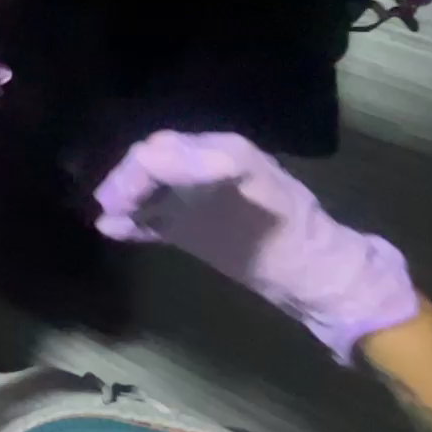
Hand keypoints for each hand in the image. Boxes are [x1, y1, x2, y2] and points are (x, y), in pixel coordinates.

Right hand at [93, 130, 418, 361]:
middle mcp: (204, 166)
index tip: (115, 198)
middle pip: (149, 162)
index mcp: (220, 152)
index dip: (134, 171)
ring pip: (148, 187)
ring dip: (124, 198)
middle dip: (124, 181)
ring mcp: (199, 197)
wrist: (326, 282)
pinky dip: (135, 221)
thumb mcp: (258, 190)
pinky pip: (157, 216)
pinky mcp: (195, 225)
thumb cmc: (296, 237)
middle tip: (106, 205)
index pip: (160, 149)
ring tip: (105, 215)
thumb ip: (211, 166)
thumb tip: (158, 153)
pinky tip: (114, 229)